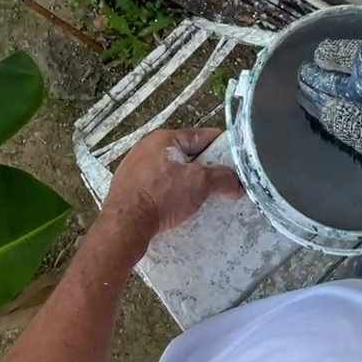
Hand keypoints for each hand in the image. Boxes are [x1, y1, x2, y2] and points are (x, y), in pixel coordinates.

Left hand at [101, 128, 243, 244]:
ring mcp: (134, 166)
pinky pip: (155, 184)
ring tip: (199, 197)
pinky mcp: (127, 186)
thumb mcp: (200, 184)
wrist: (124, 225)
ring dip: (186, 181)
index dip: (222, 147)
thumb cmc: (162, 196)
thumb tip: (238, 183)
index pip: (202, 136)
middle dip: (204, 167)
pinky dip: (168, 191)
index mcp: (165, 137)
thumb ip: (223, 178)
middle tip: (219, 183)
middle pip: (186, 153)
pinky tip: (174, 206)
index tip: (235, 161)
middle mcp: (147, 146)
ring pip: (170, 169)